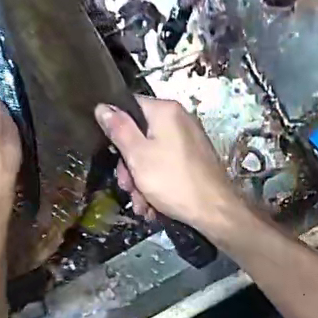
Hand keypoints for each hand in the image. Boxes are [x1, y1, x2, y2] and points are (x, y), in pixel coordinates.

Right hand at [95, 97, 250, 237]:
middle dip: (129, 165)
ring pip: (151, 155)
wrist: (215, 211)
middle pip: (140, 135)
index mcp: (166, 111)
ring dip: (140, 180)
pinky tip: (153, 205)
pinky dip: (156, 183)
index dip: (115, 128)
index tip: (111, 152)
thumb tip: (102, 107)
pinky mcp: (193, 159)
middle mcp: (179, 120)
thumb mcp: (137, 155)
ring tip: (142, 204)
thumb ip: (119, 129)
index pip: (130, 106)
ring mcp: (188, 140)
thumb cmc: (173, 181)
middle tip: (127, 186)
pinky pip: (166, 165)